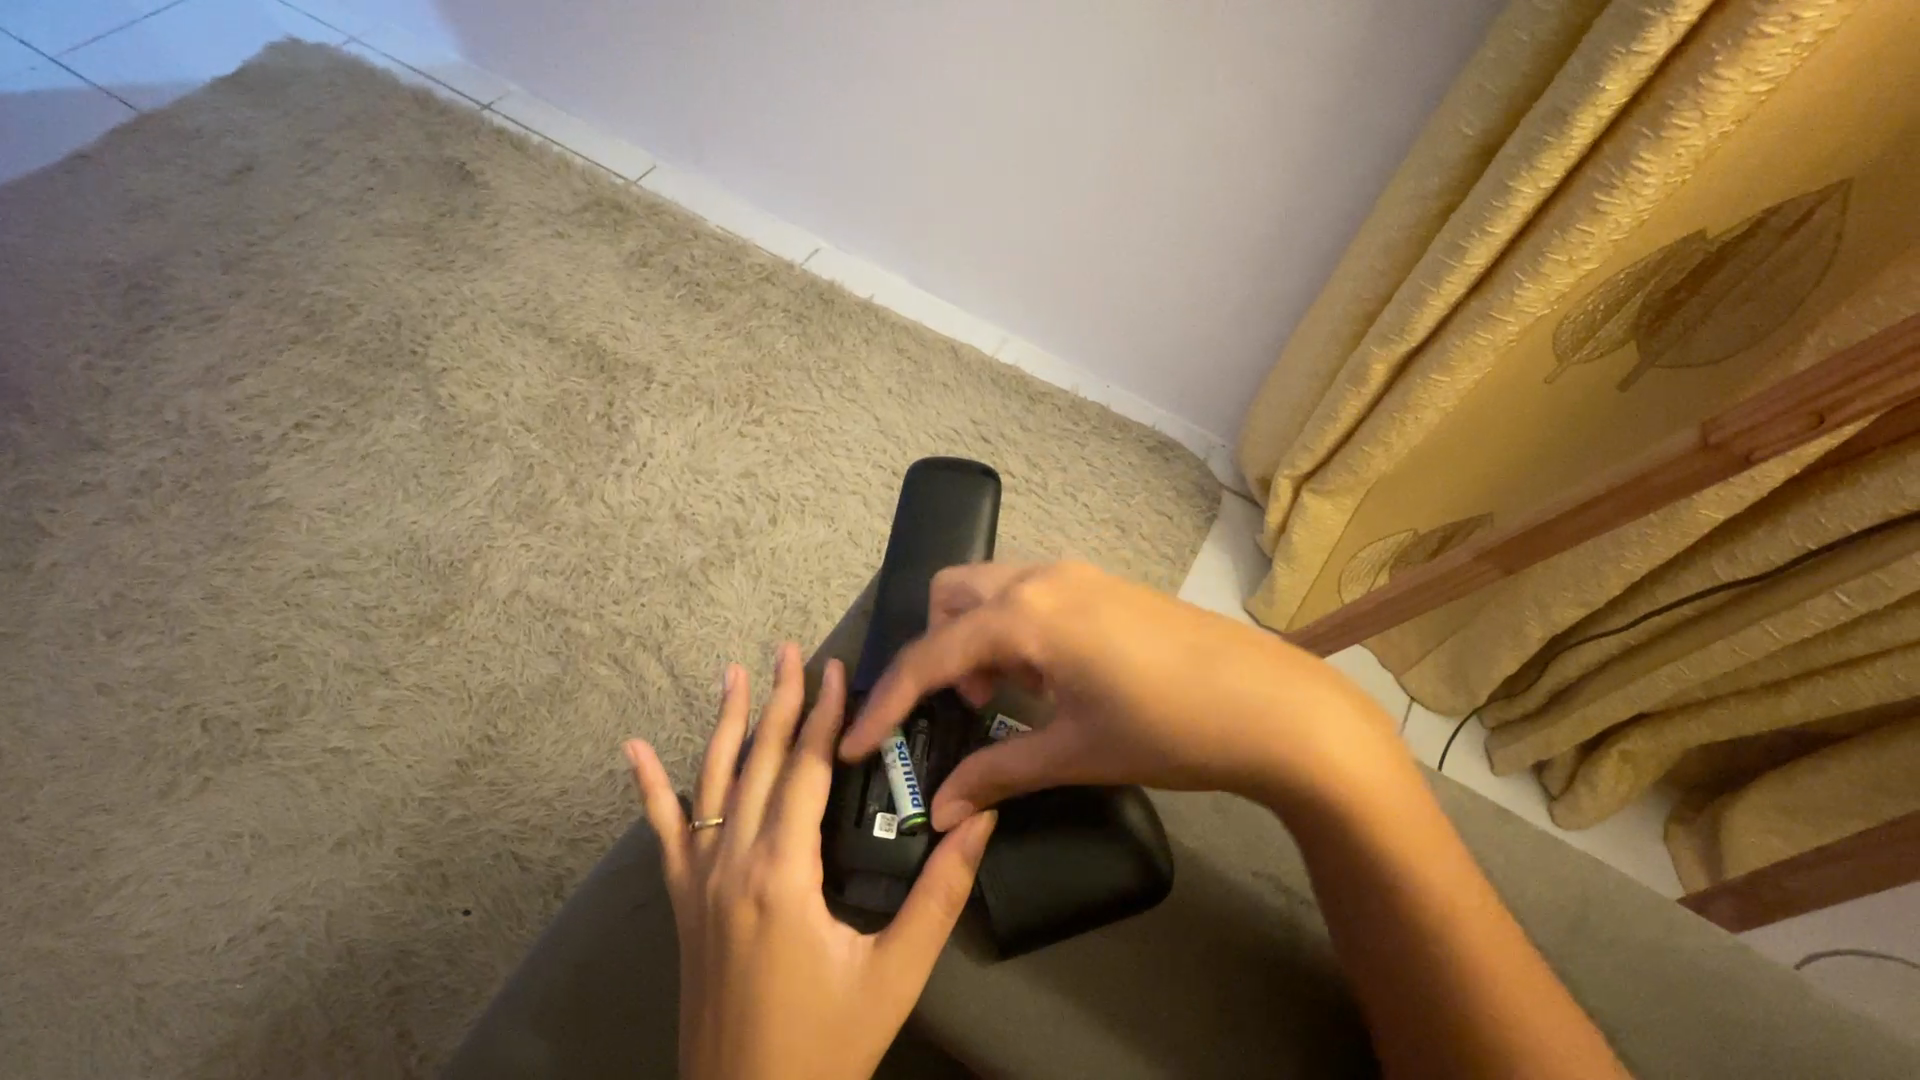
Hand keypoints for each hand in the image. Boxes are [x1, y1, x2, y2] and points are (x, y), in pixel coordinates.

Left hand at [623, 644, 997, 1079]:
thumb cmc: (827, 1044)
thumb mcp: (896, 974)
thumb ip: (939, 894)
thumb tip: (978, 818)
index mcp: (783, 873)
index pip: (808, 771)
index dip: (825, 715)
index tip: (837, 667)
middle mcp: (733, 863)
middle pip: (761, 763)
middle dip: (781, 702)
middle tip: (791, 649)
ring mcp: (699, 882)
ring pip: (711, 783)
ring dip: (725, 724)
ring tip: (734, 673)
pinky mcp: (683, 905)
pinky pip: (664, 834)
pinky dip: (648, 789)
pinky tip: (634, 751)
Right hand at [838, 562, 1401, 827]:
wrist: (1273, 705)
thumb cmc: (1168, 728)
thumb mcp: (1074, 753)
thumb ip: (998, 772)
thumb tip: (943, 810)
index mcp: (1025, 615)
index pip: (931, 655)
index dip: (887, 702)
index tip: (857, 742)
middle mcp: (1041, 578)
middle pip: (950, 595)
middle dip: (936, 649)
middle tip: (965, 704)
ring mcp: (1076, 574)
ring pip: (990, 588)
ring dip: (976, 636)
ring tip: (1009, 695)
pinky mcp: (1102, 584)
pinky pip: (1030, 593)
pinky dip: (1014, 628)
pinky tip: (1048, 677)